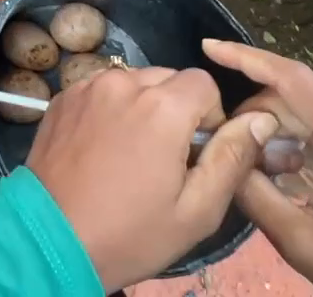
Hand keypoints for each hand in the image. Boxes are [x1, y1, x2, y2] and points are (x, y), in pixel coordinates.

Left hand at [26, 65, 279, 289]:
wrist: (52, 235)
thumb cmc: (131, 231)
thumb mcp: (197, 209)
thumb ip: (232, 158)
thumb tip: (260, 120)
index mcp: (161, 107)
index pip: (204, 83)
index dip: (210, 116)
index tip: (197, 152)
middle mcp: (122, 82)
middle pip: (167, 78)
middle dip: (176, 110)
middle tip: (166, 158)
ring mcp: (87, 86)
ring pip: (132, 81)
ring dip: (142, 106)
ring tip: (132, 154)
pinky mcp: (63, 96)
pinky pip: (100, 89)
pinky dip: (110, 108)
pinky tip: (102, 147)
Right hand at [202, 40, 312, 296]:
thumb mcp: (306, 247)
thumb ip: (254, 194)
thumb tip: (220, 151)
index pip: (296, 81)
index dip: (247, 58)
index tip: (208, 47)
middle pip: (303, 101)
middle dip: (260, 115)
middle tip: (230, 149)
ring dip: (282, 133)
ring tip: (260, 168)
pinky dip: (306, 144)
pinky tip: (292, 174)